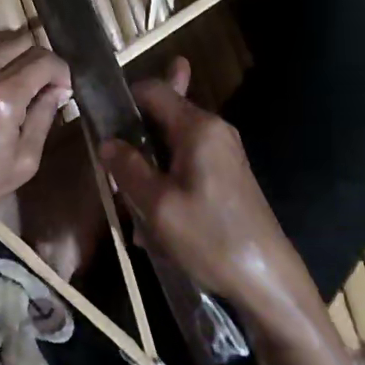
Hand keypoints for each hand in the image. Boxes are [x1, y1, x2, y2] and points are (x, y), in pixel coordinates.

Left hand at [0, 34, 70, 242]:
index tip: (63, 90)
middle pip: (21, 41)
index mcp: (1, 98)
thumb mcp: (23, 163)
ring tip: (15, 88)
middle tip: (42, 85)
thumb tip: (58, 91)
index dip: (61, 72)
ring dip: (13, 60)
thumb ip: (43, 118)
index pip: (44, 60)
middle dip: (39, 60)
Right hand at [98, 60, 312, 318]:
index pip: (154, 90)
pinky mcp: (227, 174)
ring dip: (150, 176)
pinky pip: (187, 168)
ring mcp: (224, 151)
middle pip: (163, 119)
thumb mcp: (158, 205)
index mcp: (199, 126)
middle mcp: (214, 129)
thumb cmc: (209, 237)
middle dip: (136, 148)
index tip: (101, 128)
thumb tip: (108, 142)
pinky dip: (168, 188)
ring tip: (140, 220)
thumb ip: (128, 168)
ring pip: (172, 149)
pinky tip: (158, 229)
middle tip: (117, 185)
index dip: (124, 101)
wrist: (264, 274)